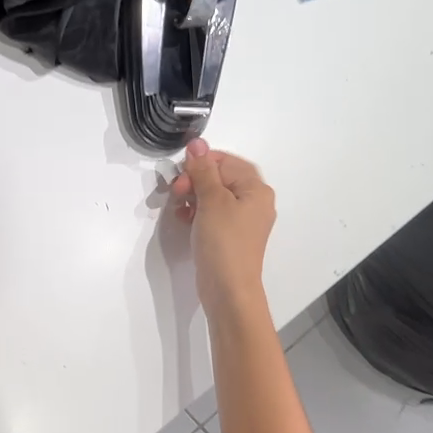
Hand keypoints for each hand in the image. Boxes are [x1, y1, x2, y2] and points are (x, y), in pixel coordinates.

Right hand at [169, 138, 275, 310]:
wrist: (228, 288)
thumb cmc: (223, 242)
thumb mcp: (212, 201)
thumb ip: (203, 171)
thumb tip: (197, 143)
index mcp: (256, 189)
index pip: (226, 162)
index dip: (201, 163)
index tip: (179, 174)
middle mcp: (254, 202)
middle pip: (221, 178)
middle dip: (195, 180)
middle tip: (176, 192)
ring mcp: (242, 221)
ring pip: (214, 196)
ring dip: (193, 196)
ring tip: (178, 207)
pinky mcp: (229, 236)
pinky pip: (212, 214)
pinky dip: (197, 212)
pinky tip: (184, 219)